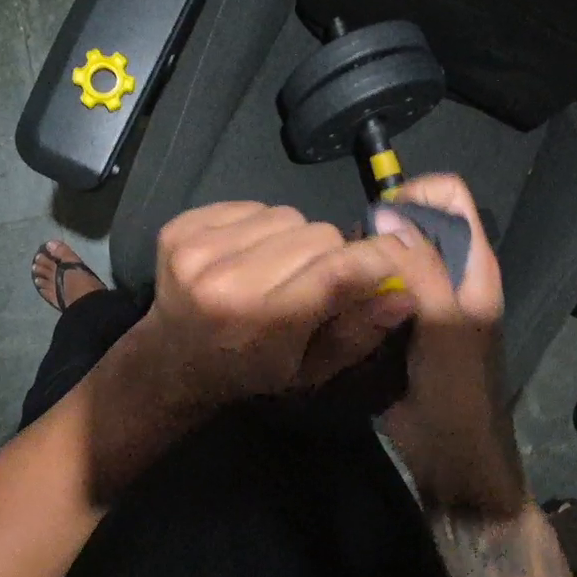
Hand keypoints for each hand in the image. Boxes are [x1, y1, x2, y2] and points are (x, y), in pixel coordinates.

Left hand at [129, 202, 418, 412]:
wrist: (171, 360)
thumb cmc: (249, 371)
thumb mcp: (310, 371)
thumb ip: (358, 333)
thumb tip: (404, 293)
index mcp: (263, 321)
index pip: (338, 270)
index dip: (376, 257)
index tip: (392, 256)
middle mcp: (226, 280)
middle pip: (318, 234)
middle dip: (330, 253)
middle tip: (315, 279)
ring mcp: (198, 249)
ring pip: (285, 214)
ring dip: (293, 237)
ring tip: (276, 267)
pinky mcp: (180, 227)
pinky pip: (249, 204)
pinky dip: (258, 225)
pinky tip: (245, 254)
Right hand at [376, 176, 526, 513]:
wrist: (452, 456)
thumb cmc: (458, 393)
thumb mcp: (445, 325)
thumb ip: (420, 269)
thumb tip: (384, 214)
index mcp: (471, 264)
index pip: (449, 197)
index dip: (414, 195)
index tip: (377, 224)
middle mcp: (447, 273)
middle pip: (410, 223)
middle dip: (378, 232)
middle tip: (354, 265)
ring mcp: (421, 301)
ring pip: (387, 257)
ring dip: (362, 264)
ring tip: (343, 288)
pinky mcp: (397, 326)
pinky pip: (373, 291)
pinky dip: (356, 291)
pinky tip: (340, 309)